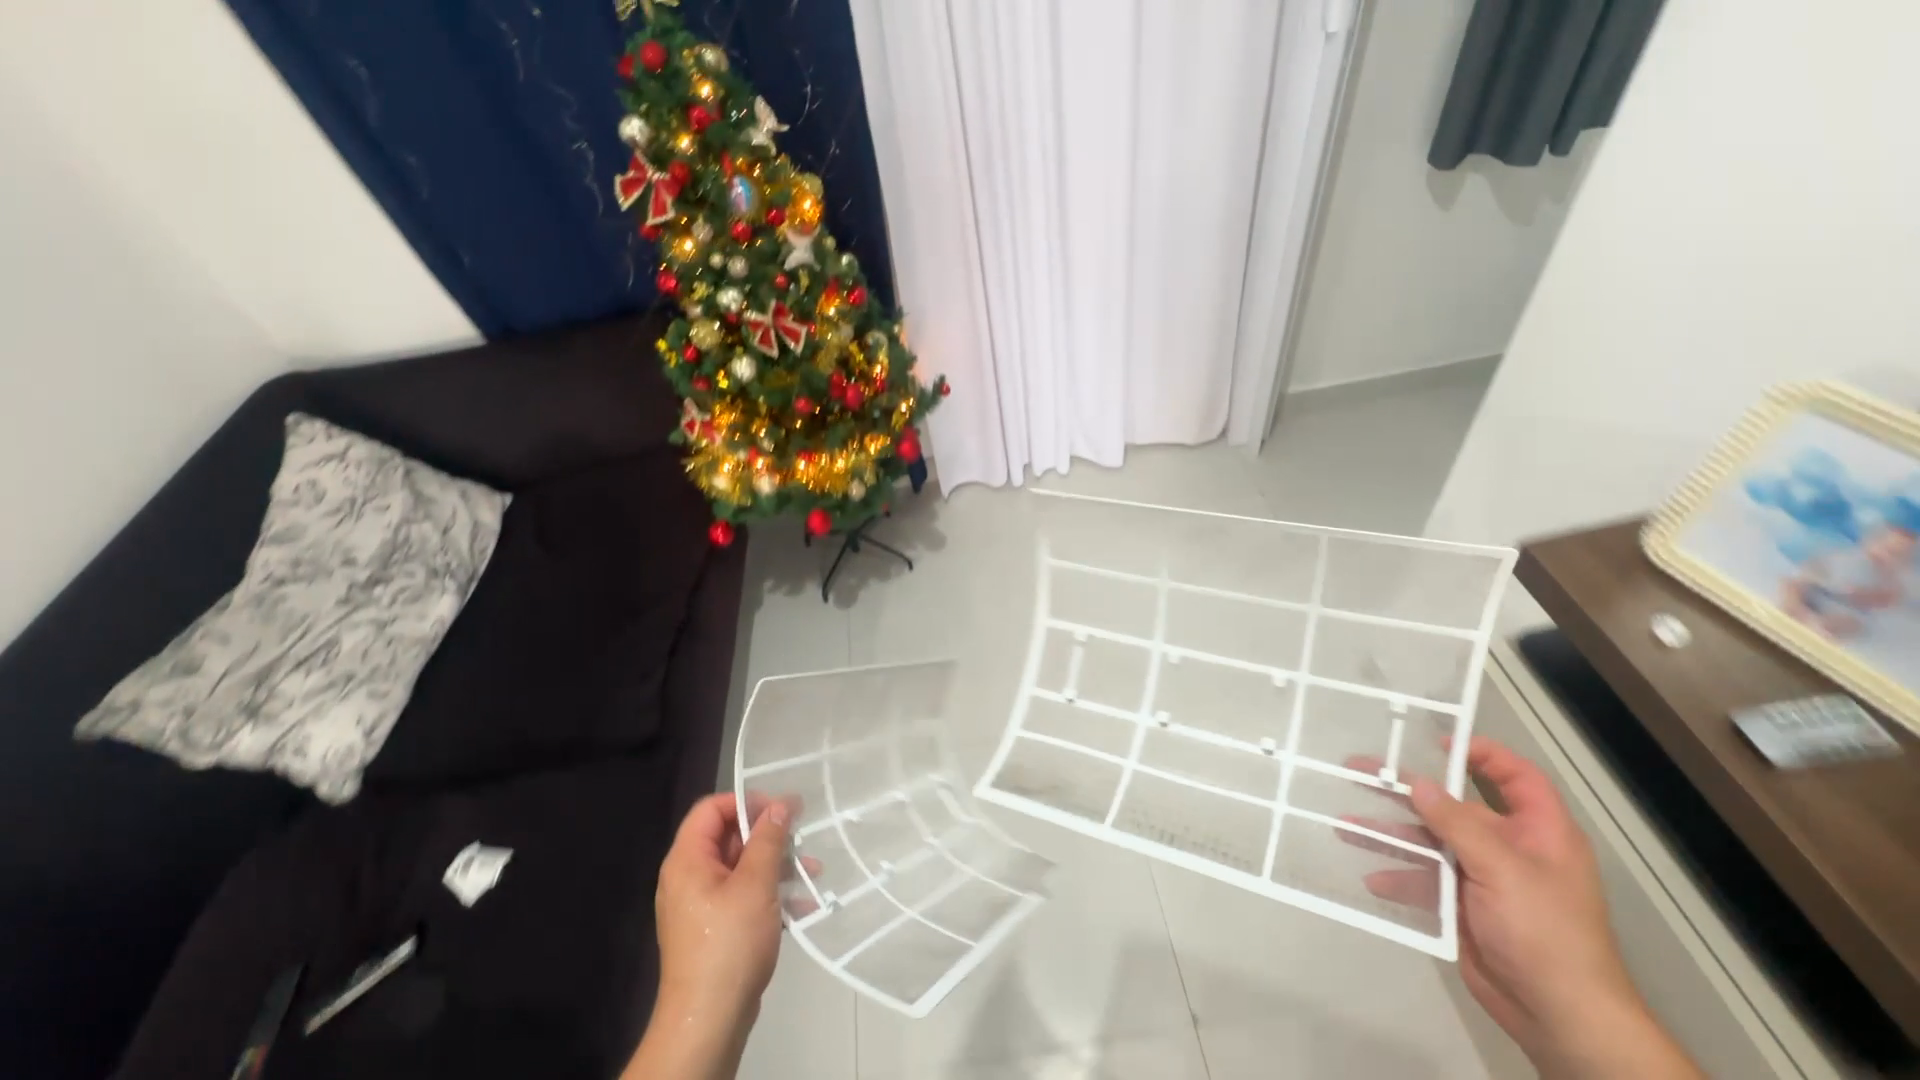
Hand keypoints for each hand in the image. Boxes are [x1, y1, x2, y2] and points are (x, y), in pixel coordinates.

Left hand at [624, 793, 792, 1079]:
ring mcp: (701, 905)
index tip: (783, 810)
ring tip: (813, 874)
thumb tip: (781, 805)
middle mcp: (689, 877)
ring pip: (741, 869)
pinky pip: (743, 897)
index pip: (711, 809)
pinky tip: (803, 907)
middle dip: (769, 837)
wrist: (709, 1018)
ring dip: (777, 867)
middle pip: (728, 838)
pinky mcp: (715, 929)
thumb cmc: (729, 943)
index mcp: (687, 860)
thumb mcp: (756, 885)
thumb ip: (769, 840)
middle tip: (803, 840)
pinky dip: (770, 895)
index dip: (746, 802)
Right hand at [1354, 737, 1701, 1079]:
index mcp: (1539, 831)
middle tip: (1361, 774)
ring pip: (1431, 845)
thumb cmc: (1543, 929)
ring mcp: (1485, 880)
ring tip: (1345, 826)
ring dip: (1392, 836)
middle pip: (1456, 808)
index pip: (1516, 777)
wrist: (1557, 1011)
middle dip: (1410, 793)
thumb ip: (1456, 823)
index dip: (1483, 755)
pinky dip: (1399, 879)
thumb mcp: (1502, 868)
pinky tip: (1371, 879)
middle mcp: (1511, 849)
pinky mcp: (1464, 909)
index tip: (1439, 743)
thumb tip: (1418, 784)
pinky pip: (1425, 884)